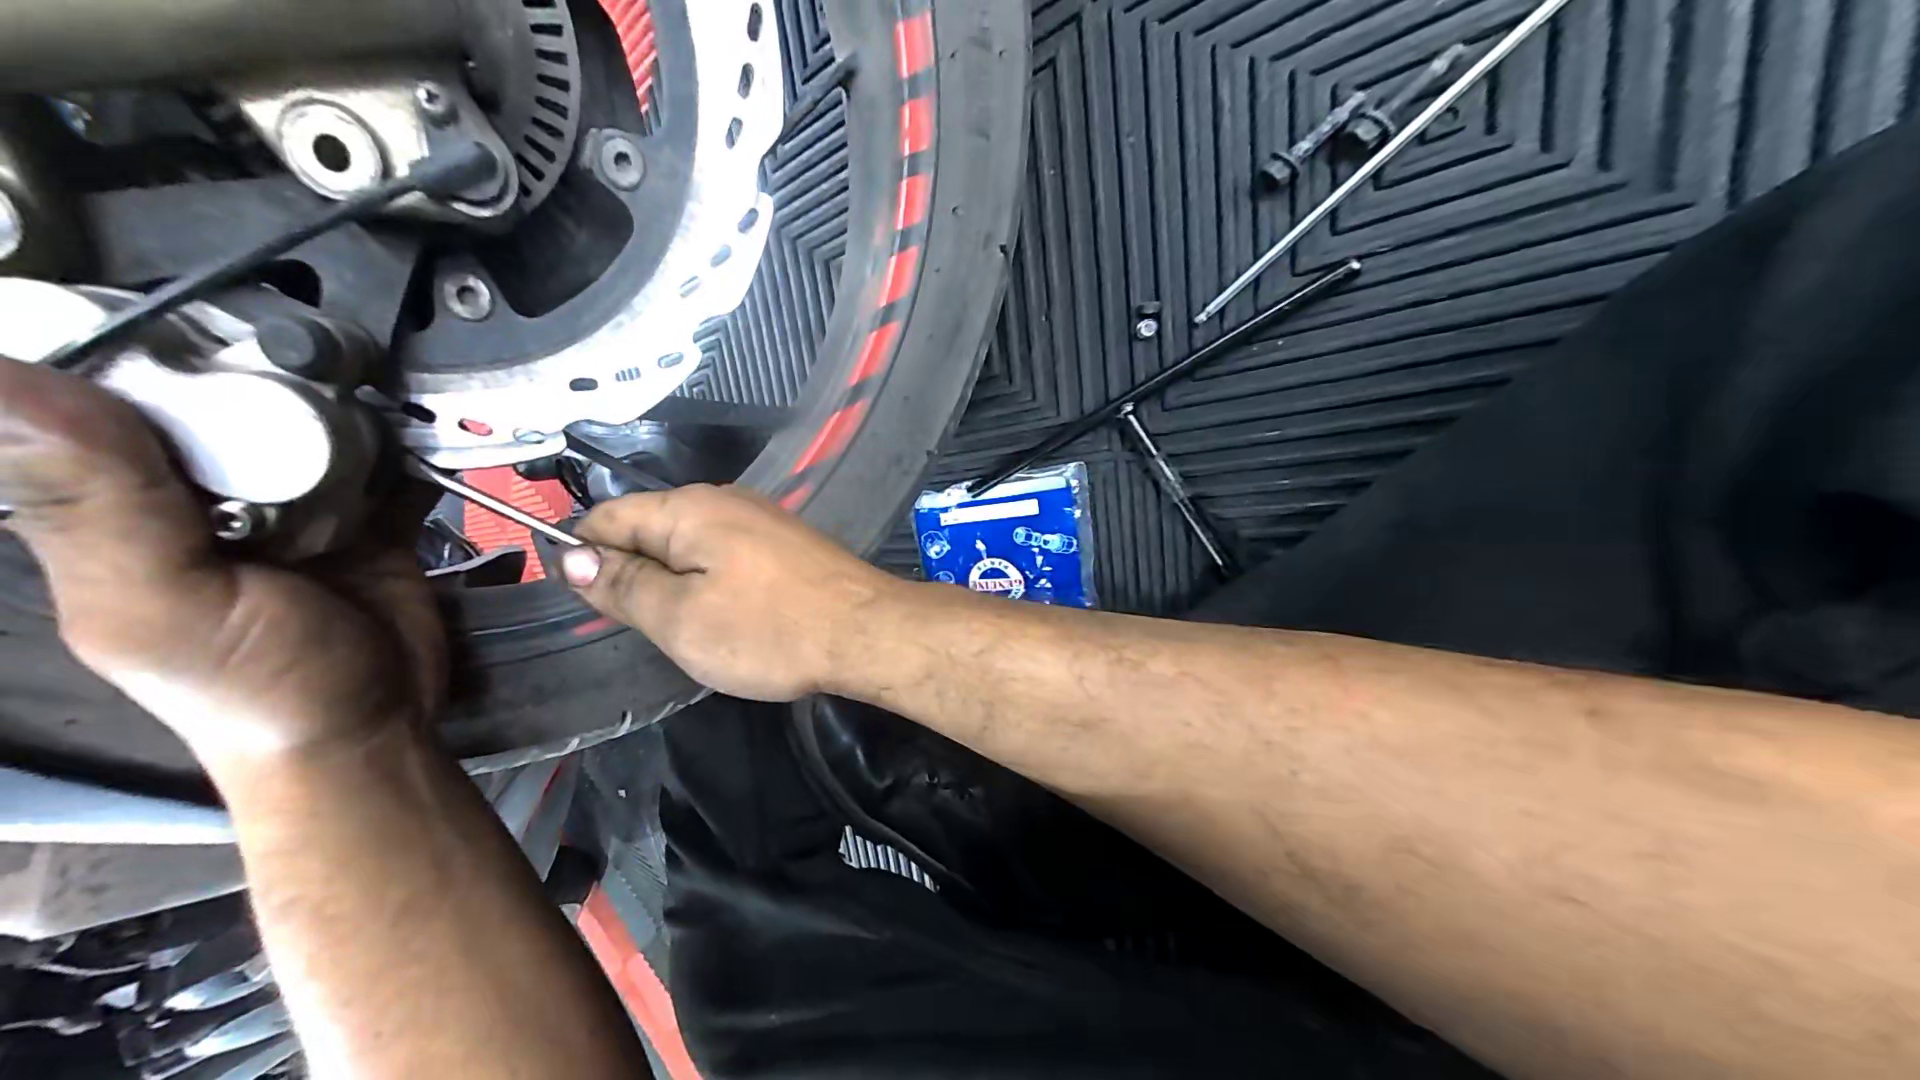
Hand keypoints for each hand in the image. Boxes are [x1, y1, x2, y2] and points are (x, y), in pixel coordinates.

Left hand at [0, 358, 444, 774]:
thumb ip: (98, 509)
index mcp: (112, 503)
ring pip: (311, 418)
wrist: (377, 725)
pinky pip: (383, 458)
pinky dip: (405, 440)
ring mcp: (294, 499)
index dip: (143, 347)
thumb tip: (10, 378)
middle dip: (273, 371)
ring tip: (384, 399)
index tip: (210, 320)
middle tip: (326, 366)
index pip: (102, 394)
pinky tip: (421, 430)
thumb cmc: (260, 685)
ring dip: (351, 403)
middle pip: (224, 394)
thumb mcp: (163, 606)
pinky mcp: (367, 513)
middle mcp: (199, 490)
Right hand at [560, 485, 907, 700]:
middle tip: (650, 627)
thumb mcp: (680, 617)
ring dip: (677, 585)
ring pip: (691, 548)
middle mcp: (724, 501)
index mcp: (688, 508)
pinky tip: (730, 619)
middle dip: (636, 575)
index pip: (608, 517)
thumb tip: (570, 556)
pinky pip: (728, 559)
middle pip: (651, 530)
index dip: (583, 557)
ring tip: (693, 630)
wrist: (868, 632)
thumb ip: (623, 584)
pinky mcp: (786, 546)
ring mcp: (761, 521)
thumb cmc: (770, 630)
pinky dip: (714, 586)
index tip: (586, 604)